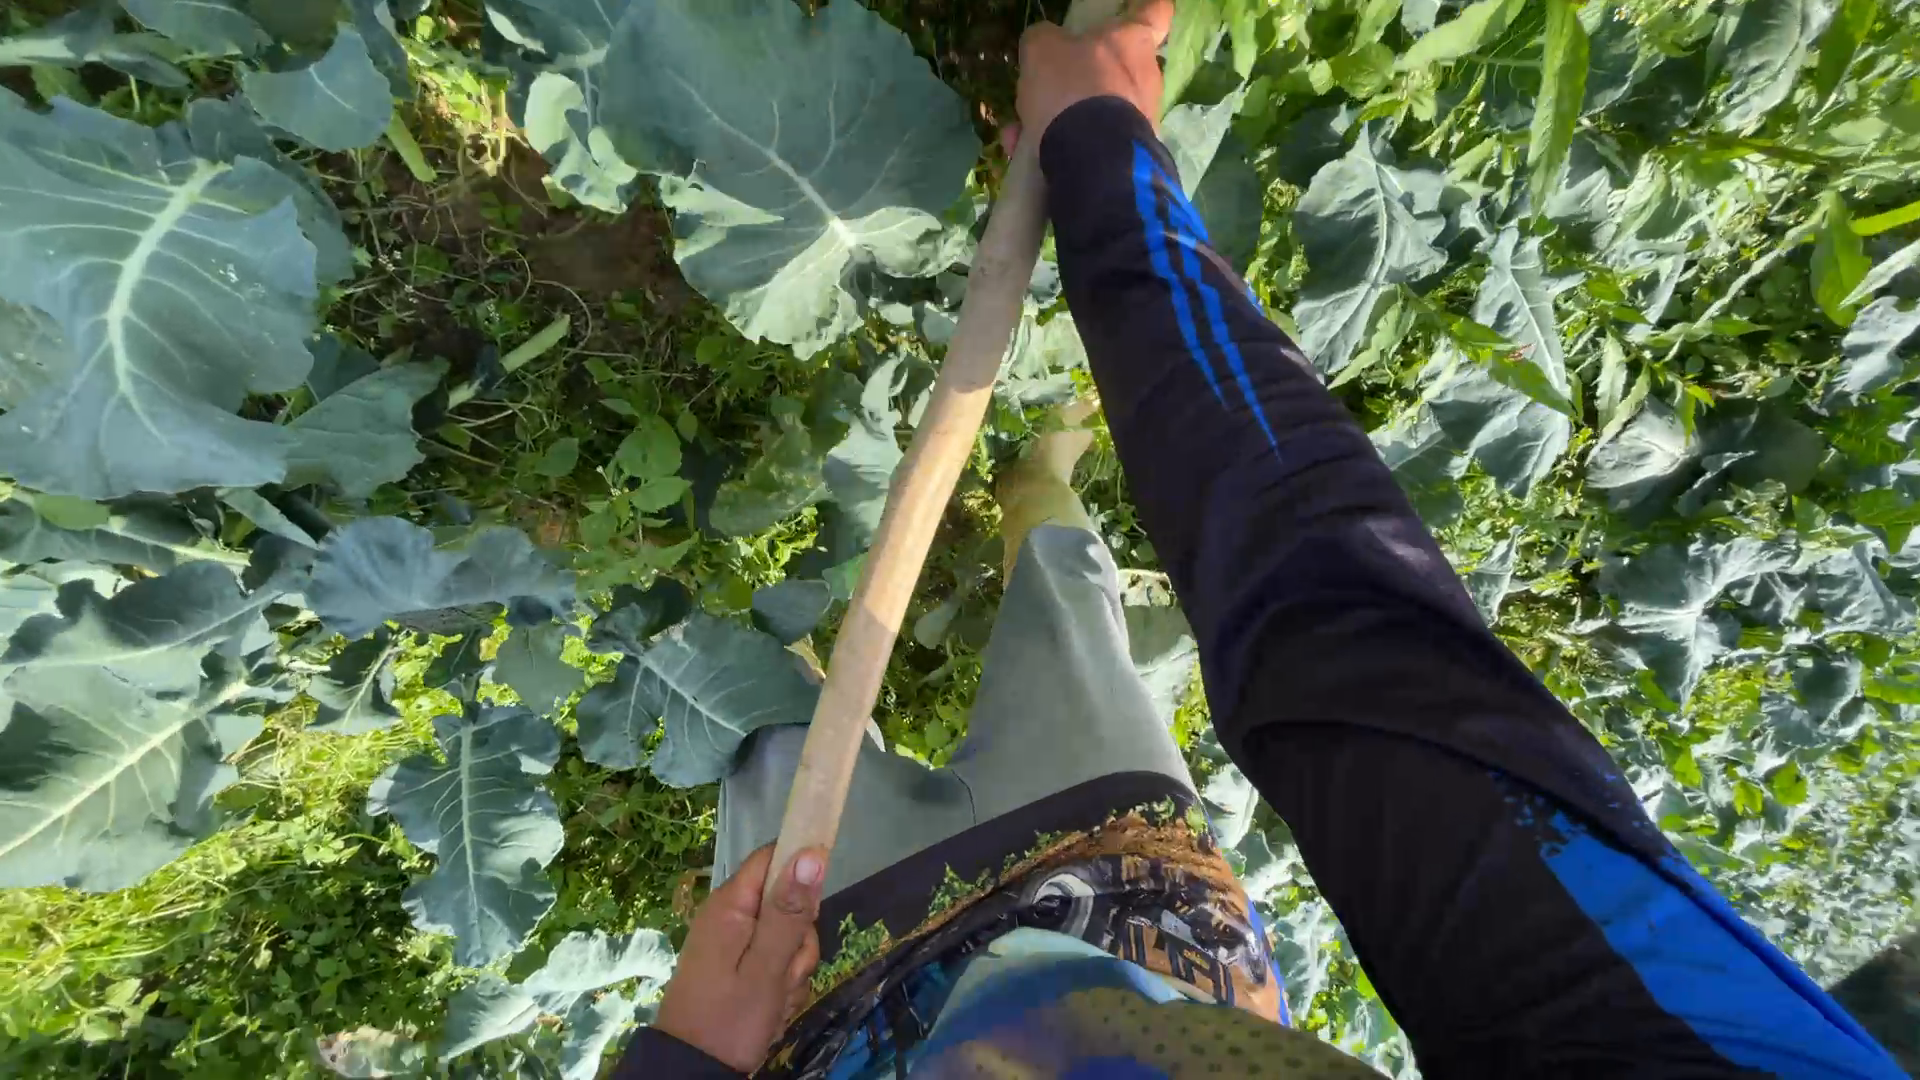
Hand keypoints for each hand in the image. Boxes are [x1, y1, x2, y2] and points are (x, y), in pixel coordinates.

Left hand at [654, 844, 826, 1071]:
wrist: (689, 1077)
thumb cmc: (729, 1020)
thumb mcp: (766, 967)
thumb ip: (790, 911)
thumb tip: (812, 853)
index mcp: (732, 904)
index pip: (774, 857)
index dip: (800, 870)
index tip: (812, 907)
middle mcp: (731, 914)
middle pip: (786, 898)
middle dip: (799, 934)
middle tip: (787, 970)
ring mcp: (733, 941)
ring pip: (787, 932)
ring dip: (793, 964)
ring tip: (777, 995)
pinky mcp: (737, 965)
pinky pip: (775, 957)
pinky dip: (782, 980)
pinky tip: (773, 1005)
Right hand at [1008, 0, 1174, 153]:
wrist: (1092, 158)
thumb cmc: (1072, 89)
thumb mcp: (1042, 51)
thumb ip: (1044, 41)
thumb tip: (1045, 47)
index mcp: (1134, 40)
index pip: (1154, 12)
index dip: (1142, 11)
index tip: (1126, 19)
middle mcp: (1148, 78)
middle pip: (1122, 71)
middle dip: (1089, 83)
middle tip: (1053, 95)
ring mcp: (1144, 121)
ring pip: (1103, 115)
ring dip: (1070, 123)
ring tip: (1029, 138)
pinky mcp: (1133, 158)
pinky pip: (1098, 147)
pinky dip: (1070, 151)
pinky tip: (1037, 162)